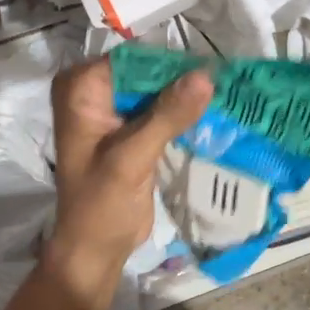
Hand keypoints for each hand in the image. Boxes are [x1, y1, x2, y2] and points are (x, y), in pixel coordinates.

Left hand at [47, 59, 212, 280]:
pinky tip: (214, 109)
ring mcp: (112, 109)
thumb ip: (167, 115)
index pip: (132, 58)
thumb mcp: (132, 158)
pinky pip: (160, 108)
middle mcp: (93, 91)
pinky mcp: (131, 128)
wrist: (95, 250)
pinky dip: (182, 112)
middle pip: (146, 70)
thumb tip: (205, 76)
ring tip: (228, 87)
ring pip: (156, 88)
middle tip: (227, 74)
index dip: (170, 60)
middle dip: (182, 76)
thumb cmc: (100, 205)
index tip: (212, 62)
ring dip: (186, 93)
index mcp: (81, 88)